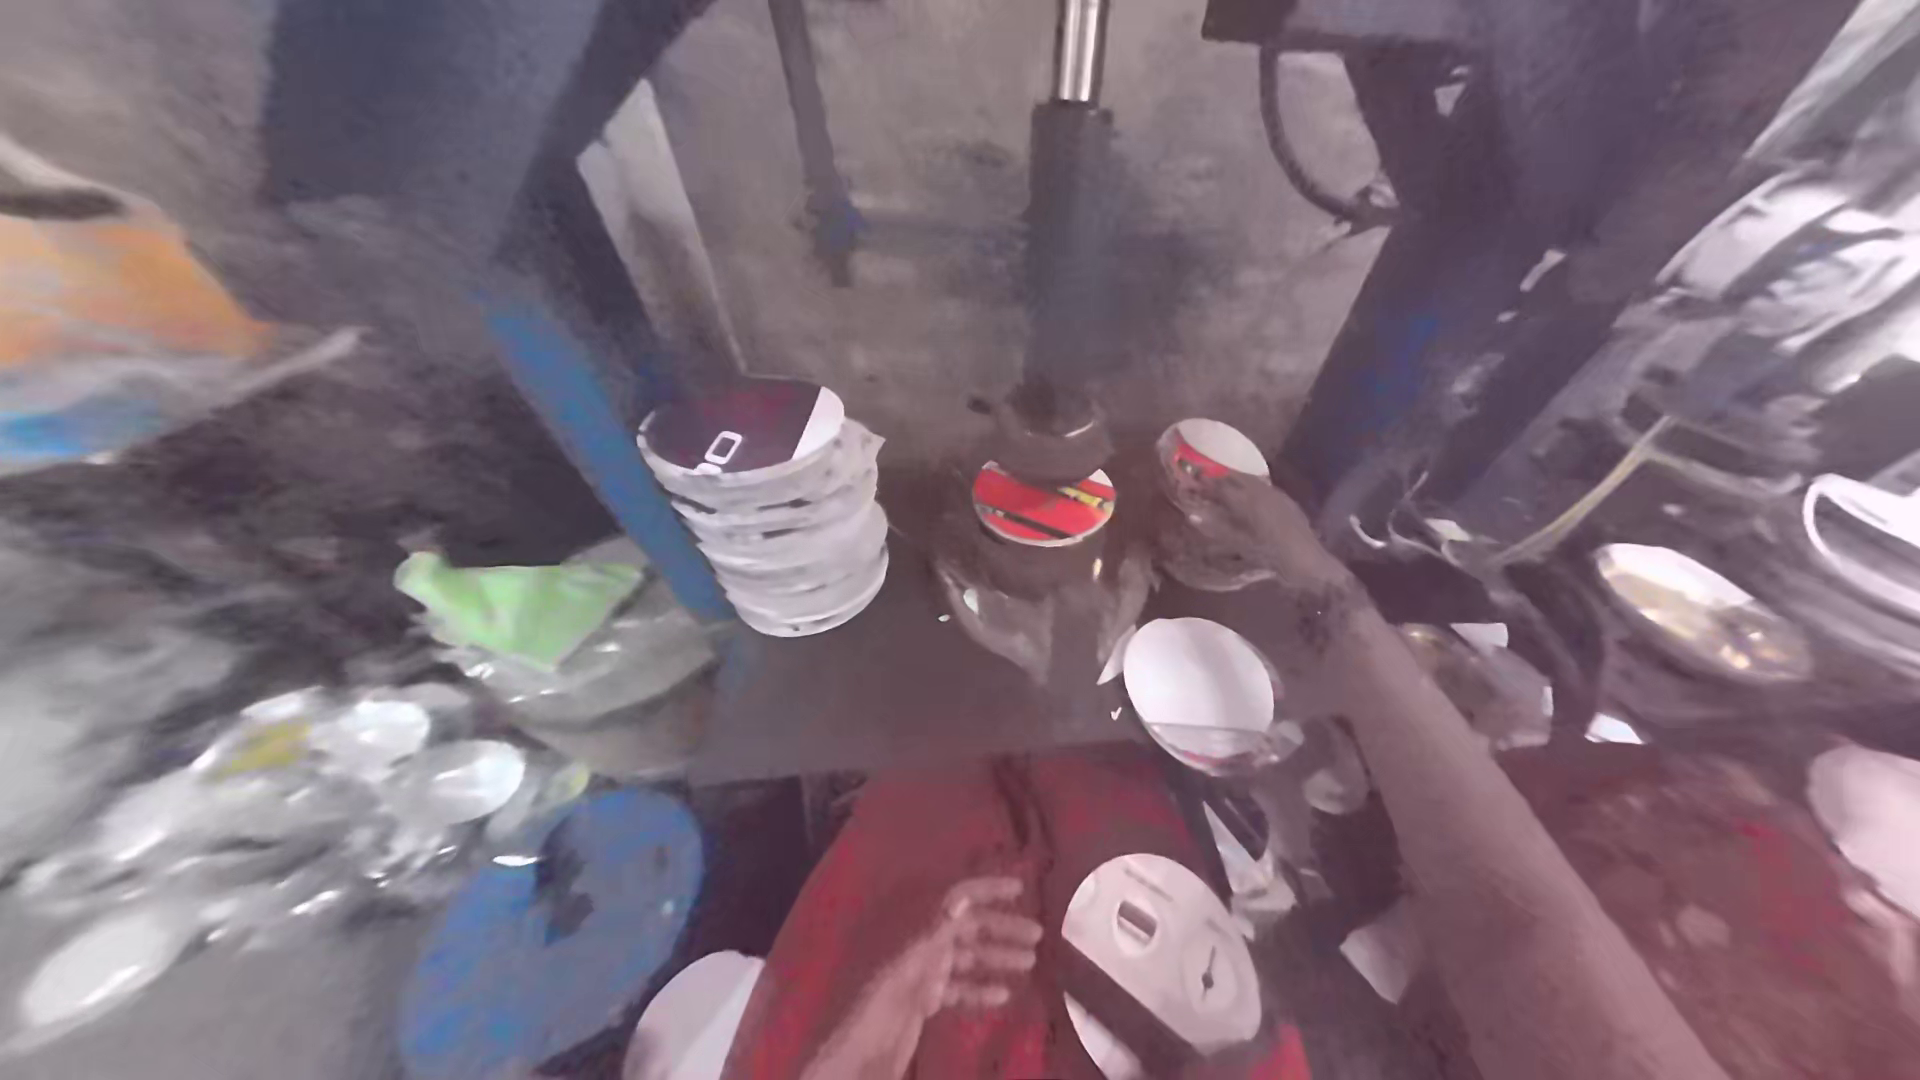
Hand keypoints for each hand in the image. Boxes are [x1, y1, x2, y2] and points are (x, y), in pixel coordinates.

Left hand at [800, 877, 1043, 1079]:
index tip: (1020, 888)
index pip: (958, 899)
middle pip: (968, 927)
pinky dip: (980, 988)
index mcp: (919, 934)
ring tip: (1029, 963)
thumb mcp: (907, 971)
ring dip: (997, 957)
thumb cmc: (878, 1013)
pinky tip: (1002, 994)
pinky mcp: (923, 1002)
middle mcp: (923, 947)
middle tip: (1037, 936)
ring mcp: (923, 974)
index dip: (988, 889)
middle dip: (1002, 927)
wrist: (854, 1063)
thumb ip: (933, 934)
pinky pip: (957, 988)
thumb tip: (961, 897)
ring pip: (967, 957)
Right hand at [1170, 471, 1341, 583]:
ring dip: (1234, 479)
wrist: (1310, 563)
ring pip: (1251, 480)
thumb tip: (1192, 515)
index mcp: (1250, 500)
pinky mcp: (1286, 502)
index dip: (1205, 482)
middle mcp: (1263, 492)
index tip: (1191, 479)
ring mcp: (1277, 496)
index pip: (1222, 485)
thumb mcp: (1239, 543)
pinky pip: (1262, 487)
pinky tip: (1246, 493)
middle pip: (1237, 477)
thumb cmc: (1271, 556)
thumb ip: (1215, 527)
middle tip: (1204, 478)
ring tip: (1222, 482)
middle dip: (1219, 477)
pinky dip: (1249, 485)